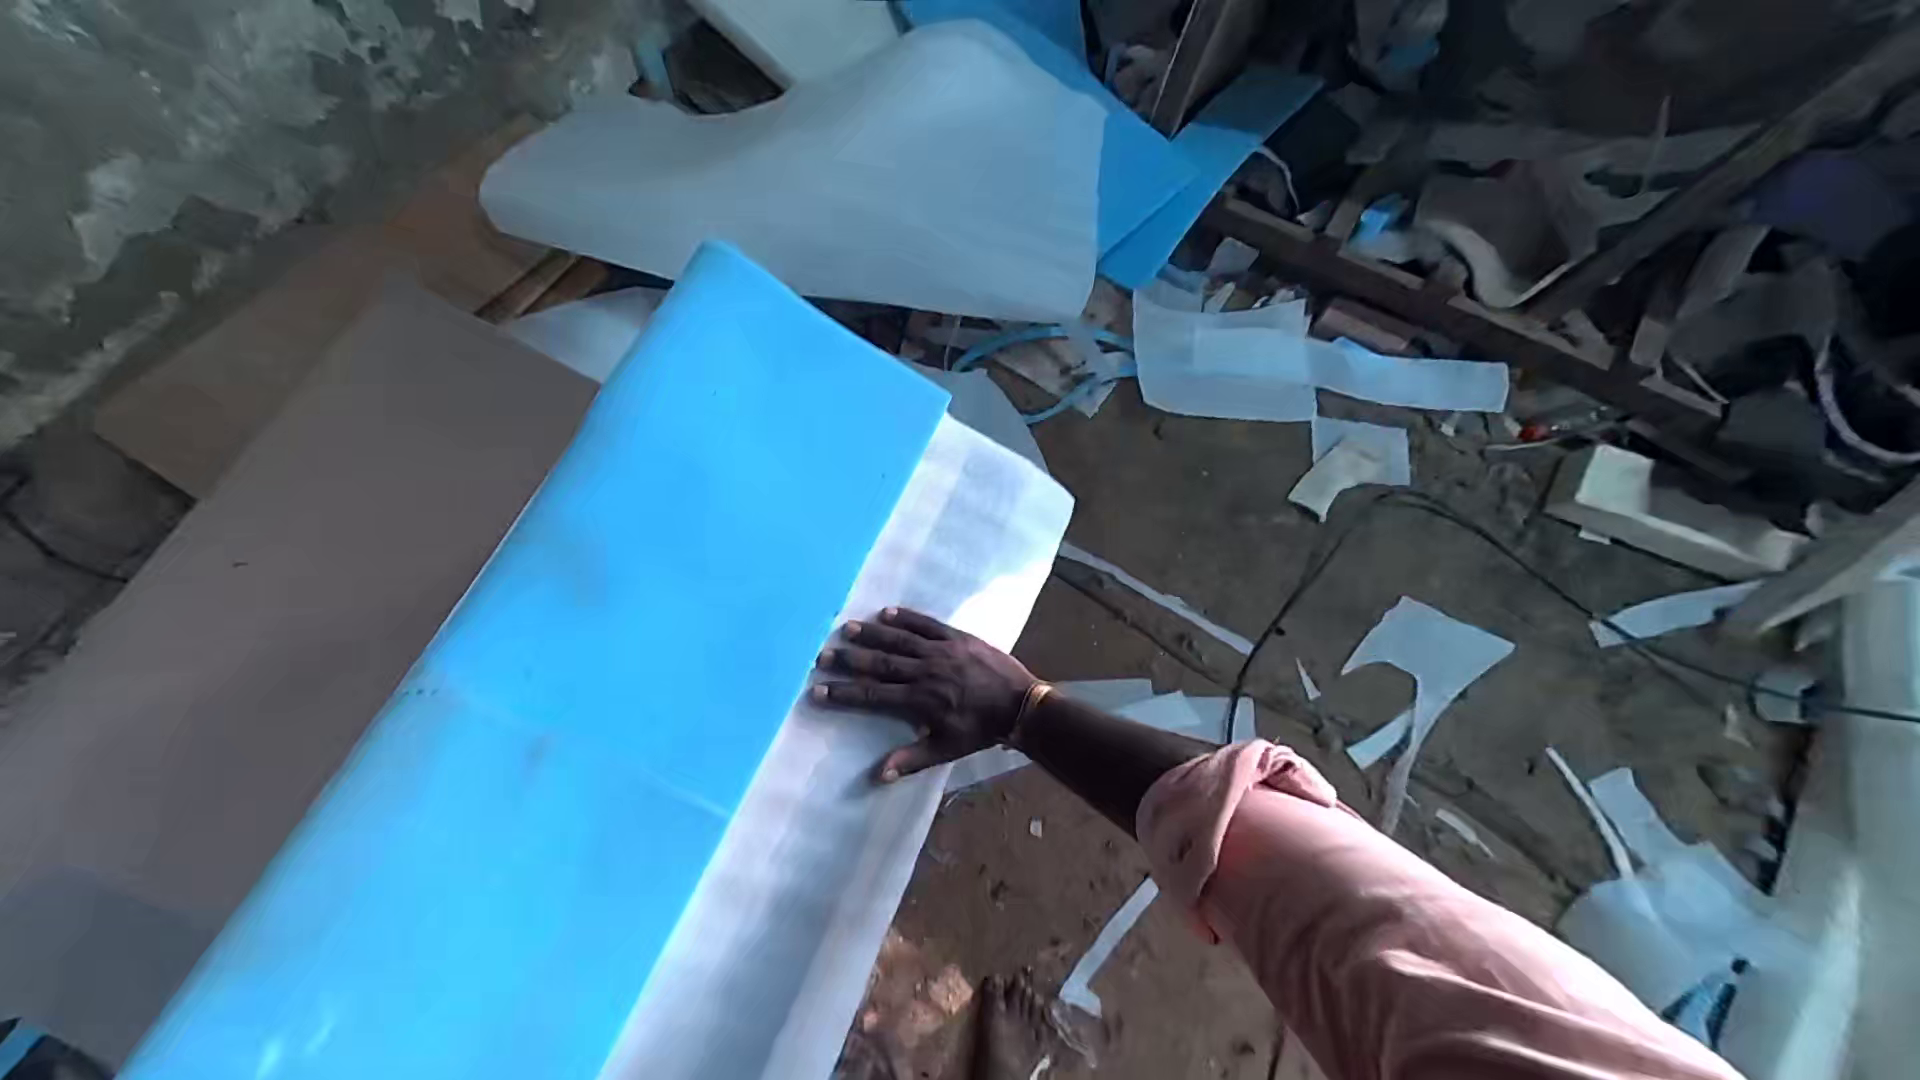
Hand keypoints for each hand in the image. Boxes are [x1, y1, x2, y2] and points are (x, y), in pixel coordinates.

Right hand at [811, 607, 1037, 782]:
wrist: (1019, 704)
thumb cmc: (981, 729)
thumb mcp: (947, 748)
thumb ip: (911, 760)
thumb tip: (877, 775)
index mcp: (919, 700)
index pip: (873, 695)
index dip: (844, 693)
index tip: (819, 689)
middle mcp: (925, 672)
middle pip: (879, 664)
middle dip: (849, 660)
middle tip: (823, 655)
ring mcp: (941, 651)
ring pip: (899, 640)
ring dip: (872, 634)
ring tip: (847, 628)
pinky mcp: (956, 636)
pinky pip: (926, 623)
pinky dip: (906, 617)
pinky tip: (886, 612)